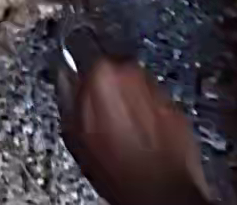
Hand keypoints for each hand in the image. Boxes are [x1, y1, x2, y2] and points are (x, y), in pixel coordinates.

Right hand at [58, 32, 211, 204]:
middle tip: (100, 108)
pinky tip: (140, 131)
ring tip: (122, 124)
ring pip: (130, 79)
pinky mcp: (173, 102)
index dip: (76, 64)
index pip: (80, 47)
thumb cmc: (118, 170)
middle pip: (108, 63)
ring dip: (125, 94)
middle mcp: (128, 69)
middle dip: (104, 81)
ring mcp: (153, 84)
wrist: (162, 196)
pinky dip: (145, 108)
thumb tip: (63, 77)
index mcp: (100, 71)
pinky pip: (151, 96)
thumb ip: (66, 95)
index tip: (76, 75)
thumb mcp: (75, 135)